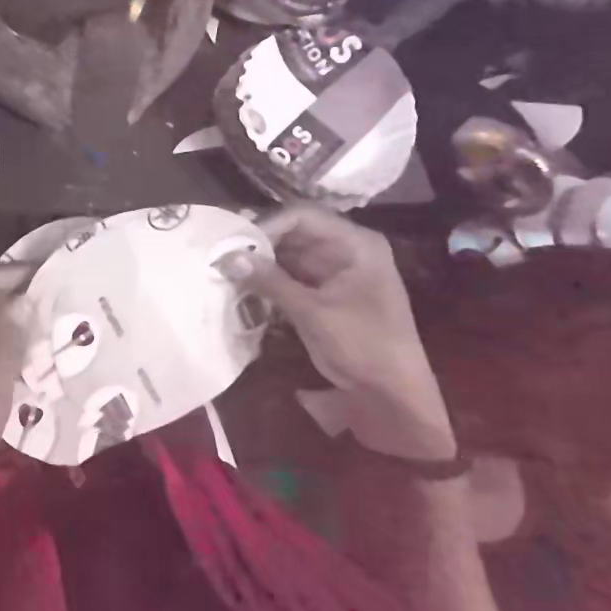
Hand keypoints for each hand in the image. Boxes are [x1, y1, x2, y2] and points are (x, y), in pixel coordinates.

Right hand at [231, 205, 455, 461]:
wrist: (391, 393)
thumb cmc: (364, 345)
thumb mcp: (313, 312)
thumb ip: (270, 281)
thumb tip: (225, 258)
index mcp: (355, 243)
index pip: (301, 216)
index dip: (266, 225)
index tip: (233, 244)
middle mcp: (342, 249)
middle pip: (290, 231)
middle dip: (256, 243)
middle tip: (219, 254)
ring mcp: (330, 270)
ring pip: (284, 253)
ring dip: (256, 261)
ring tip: (223, 267)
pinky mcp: (318, 290)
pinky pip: (285, 274)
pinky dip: (264, 278)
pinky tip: (238, 283)